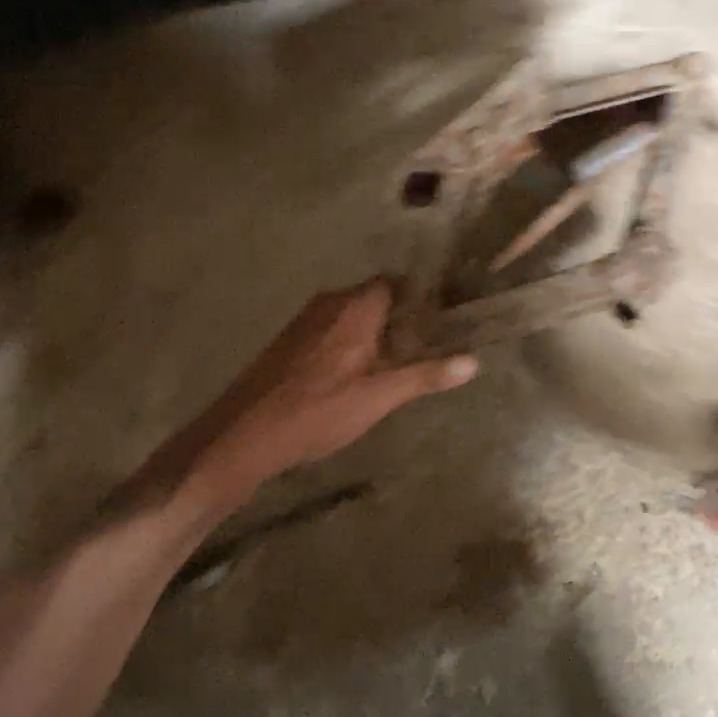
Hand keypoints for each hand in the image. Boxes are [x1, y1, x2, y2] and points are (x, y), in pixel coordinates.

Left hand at [222, 278, 477, 471]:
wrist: (244, 434)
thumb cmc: (318, 410)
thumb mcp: (380, 396)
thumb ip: (425, 375)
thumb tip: (473, 362)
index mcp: (355, 306)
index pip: (396, 282)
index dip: (422, 296)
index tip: (443, 316)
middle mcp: (330, 303)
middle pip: (375, 297)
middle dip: (401, 317)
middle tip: (427, 344)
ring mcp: (305, 321)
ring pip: (352, 315)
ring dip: (375, 332)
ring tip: (398, 361)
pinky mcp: (290, 341)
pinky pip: (332, 329)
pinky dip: (351, 342)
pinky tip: (359, 373)